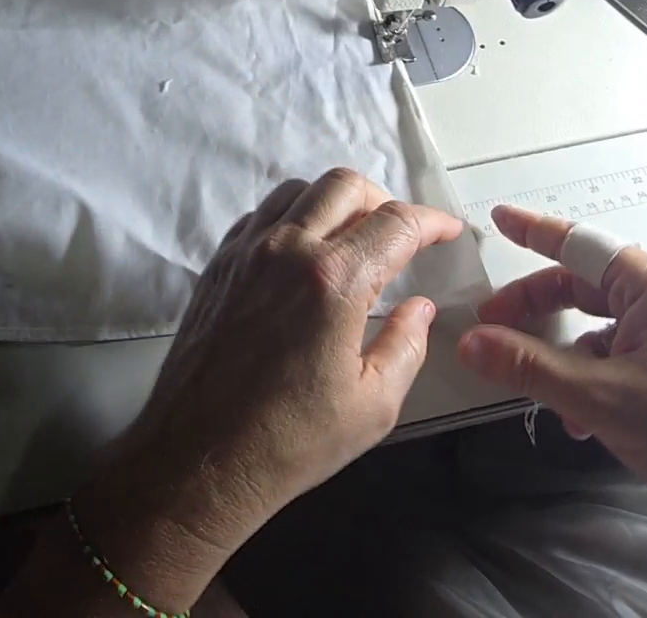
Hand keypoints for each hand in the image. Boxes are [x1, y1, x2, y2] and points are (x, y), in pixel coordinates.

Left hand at [60, 169, 462, 611]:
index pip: (395, 224)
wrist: (200, 460)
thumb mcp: (373, 405)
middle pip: (343, 185)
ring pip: (297, 191)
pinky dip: (289, 218)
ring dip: (332, 204)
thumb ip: (407, 344)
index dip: (431, 221)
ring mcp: (246, 251)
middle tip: (395, 235)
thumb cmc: (291, 440)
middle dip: (381, 200)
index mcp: (335, 280)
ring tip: (348, 239)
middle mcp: (288, 249)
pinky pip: (259, 215)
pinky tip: (299, 253)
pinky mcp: (218, 264)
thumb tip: (421, 307)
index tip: (447, 230)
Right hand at [455, 207, 646, 617]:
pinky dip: (588, 380)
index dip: (533, 231)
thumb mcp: (599, 398)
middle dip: (536, 306)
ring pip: (598, 329)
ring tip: (533, 386)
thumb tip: (472, 342)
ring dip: (561, 355)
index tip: (499, 218)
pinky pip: (618, 359)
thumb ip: (528, 365)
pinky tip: (577, 420)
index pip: (579, 243)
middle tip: (492, 322)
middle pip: (584, 286)